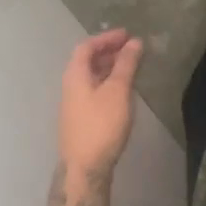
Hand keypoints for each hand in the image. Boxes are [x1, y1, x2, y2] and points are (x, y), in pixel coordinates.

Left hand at [58, 29, 143, 176]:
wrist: (84, 170)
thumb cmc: (101, 125)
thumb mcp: (118, 90)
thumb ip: (126, 64)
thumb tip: (134, 42)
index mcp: (75, 75)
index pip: (87, 46)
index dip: (106, 37)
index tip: (127, 35)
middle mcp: (70, 86)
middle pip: (87, 61)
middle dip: (109, 51)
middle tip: (132, 49)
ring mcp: (74, 105)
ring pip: (91, 77)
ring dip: (109, 68)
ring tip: (131, 67)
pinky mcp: (80, 120)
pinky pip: (94, 90)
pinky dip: (108, 83)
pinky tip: (123, 91)